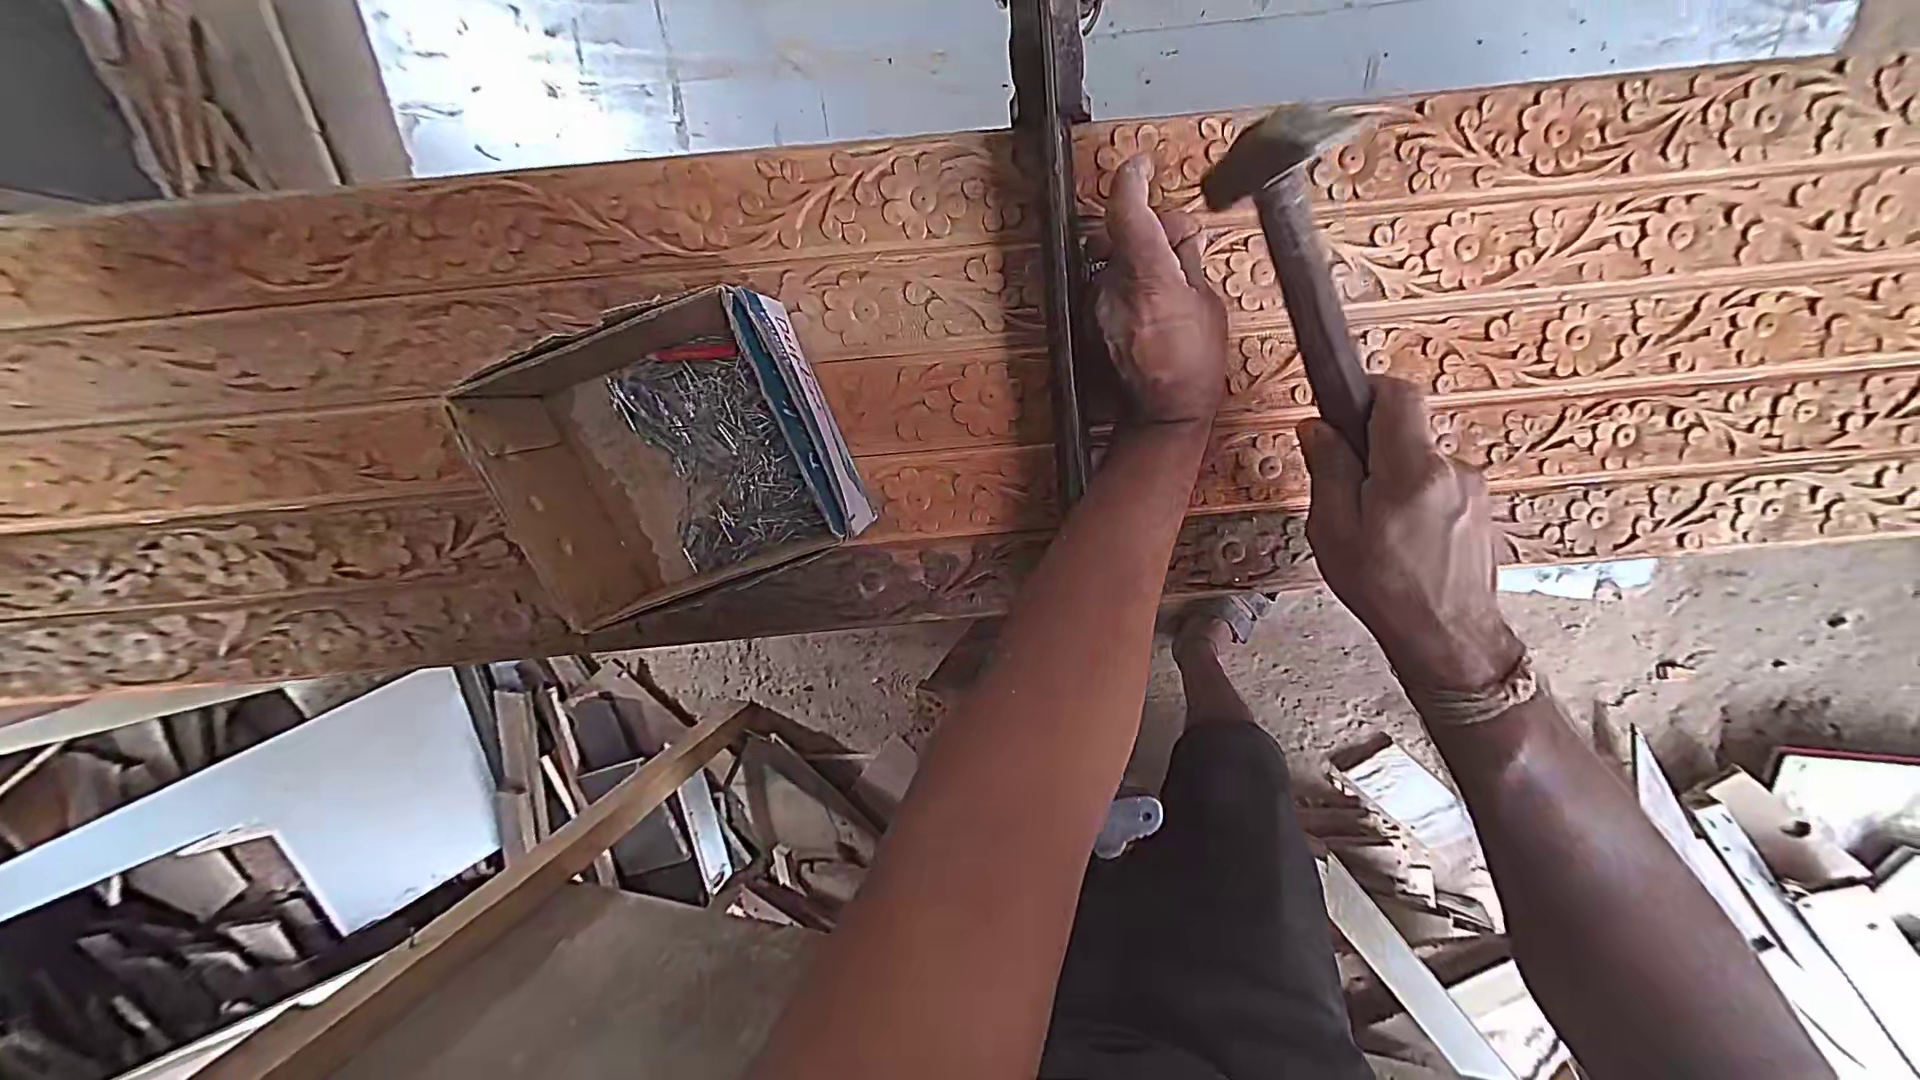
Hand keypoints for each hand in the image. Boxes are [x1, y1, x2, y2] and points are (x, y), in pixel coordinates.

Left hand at [1094, 155, 1229, 426]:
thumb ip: (1188, 260)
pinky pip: (1105, 288)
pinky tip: (1148, 308)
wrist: (1162, 414)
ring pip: (1111, 261)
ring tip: (1165, 286)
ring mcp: (1096, 310)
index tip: (1141, 166)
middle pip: (1121, 234)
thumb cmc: (1194, 368)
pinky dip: (1125, 285)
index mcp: (1149, 280)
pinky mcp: (1090, 325)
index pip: (1127, 211)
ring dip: (1136, 259)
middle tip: (1178, 244)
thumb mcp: (1208, 304)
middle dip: (1148, 227)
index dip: (1132, 179)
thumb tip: (1180, 231)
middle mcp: (1112, 291)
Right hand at [1297, 377, 1523, 691]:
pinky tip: (1396, 535)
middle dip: (1368, 448)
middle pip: (1403, 429)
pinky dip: (1410, 495)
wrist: (1446, 634)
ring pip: (1416, 459)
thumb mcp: (1333, 528)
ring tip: (1371, 525)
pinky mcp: (1480, 504)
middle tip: (1343, 490)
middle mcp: (1451, 468)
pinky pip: (1435, 482)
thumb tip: (1317, 428)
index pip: (1397, 394)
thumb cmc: (1383, 587)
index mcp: (1411, 470)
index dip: (1365, 391)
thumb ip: (1328, 469)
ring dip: (1388, 477)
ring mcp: (1472, 486)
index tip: (1341, 406)